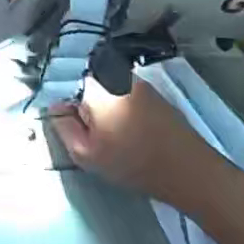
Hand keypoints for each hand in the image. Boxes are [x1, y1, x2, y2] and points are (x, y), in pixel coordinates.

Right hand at [50, 76, 233, 213]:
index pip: (62, 79)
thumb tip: (55, 108)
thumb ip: (64, 127)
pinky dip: (115, 102)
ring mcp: (135, 80)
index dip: (58, 97)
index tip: (61, 117)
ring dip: (97, 100)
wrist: (187, 168)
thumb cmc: (133, 163)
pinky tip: (122, 126)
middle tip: (83, 126)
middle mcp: (115, 74)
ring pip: (103, 82)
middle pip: (83, 77)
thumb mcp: (87, 154)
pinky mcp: (150, 89)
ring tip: (104, 129)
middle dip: (77, 96)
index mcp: (96, 87)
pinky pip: (120, 88)